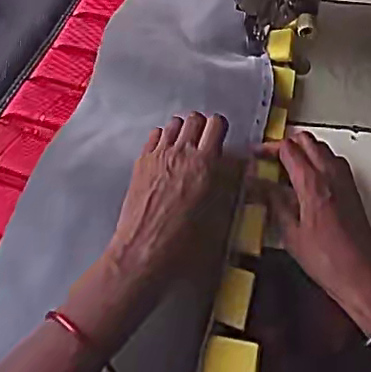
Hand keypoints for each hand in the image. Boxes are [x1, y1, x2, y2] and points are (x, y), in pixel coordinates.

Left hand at [104, 112, 229, 286]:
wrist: (142, 253)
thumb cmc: (181, 243)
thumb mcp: (215, 217)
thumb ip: (223, 187)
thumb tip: (229, 173)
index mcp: (206, 164)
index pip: (217, 124)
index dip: (219, 128)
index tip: (219, 137)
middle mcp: (183, 152)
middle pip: (195, 118)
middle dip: (201, 126)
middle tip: (201, 142)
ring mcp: (160, 154)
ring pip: (174, 123)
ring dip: (181, 131)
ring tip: (182, 148)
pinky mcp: (142, 161)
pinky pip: (155, 135)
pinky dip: (162, 139)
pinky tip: (164, 155)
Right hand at [263, 130, 370, 331]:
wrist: (362, 277)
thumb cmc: (328, 261)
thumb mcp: (291, 235)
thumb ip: (274, 203)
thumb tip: (259, 185)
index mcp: (313, 182)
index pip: (287, 148)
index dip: (268, 148)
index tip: (255, 155)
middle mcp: (330, 172)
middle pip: (305, 139)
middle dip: (285, 144)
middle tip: (269, 160)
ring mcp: (344, 177)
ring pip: (319, 146)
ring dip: (302, 150)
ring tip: (285, 170)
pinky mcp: (352, 186)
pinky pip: (331, 159)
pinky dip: (317, 159)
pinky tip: (307, 180)